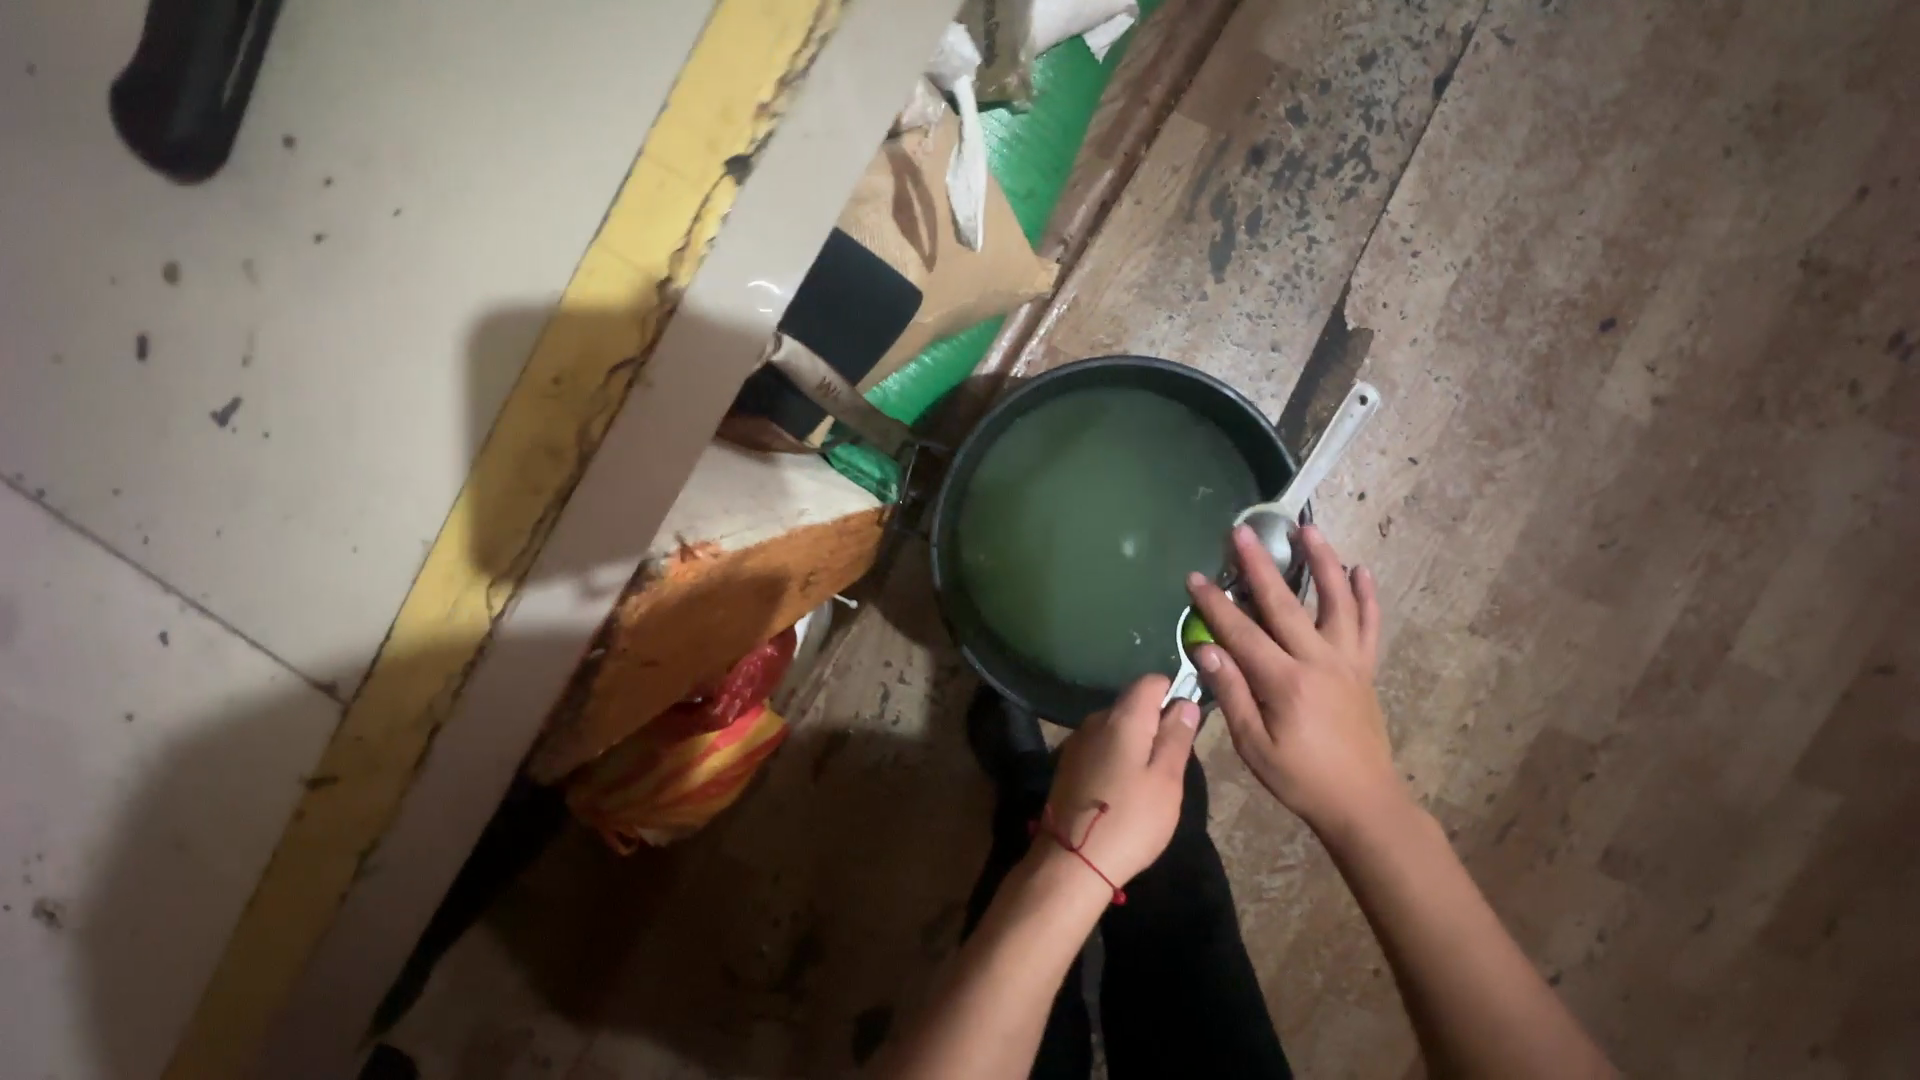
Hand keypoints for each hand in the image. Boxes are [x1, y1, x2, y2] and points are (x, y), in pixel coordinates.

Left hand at [1042, 675, 1199, 887]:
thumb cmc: (1130, 819)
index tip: (1187, 722)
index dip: (1173, 692)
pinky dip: (1118, 757)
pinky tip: (1124, 789)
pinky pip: (1101, 747)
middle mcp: (1095, 720)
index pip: (1150, 682)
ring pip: (1116, 727)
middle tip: (1173, 762)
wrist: (1072, 860)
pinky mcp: (1068, 764)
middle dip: (1156, 722)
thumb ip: (1176, 737)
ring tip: (1151, 781)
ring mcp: (1077, 742)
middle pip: (1132, 704)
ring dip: (1137, 743)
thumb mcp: (1166, 780)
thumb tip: (1185, 702)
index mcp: (1122, 718)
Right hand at [1185, 524, 1406, 839]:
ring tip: (1310, 529)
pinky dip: (1366, 596)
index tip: (1194, 577)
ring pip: (1336, 601)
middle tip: (1242, 531)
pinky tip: (1360, 570)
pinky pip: (1369, 625)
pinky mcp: (1364, 669)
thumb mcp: (1253, 746)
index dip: (1214, 604)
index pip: (1241, 633)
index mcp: (1285, 682)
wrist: (1364, 803)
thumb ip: (1232, 694)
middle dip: (1260, 565)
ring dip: (1323, 562)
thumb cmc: (1300, 779)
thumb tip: (1206, 650)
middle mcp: (1319, 661)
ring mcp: (1347, 662)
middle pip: (1285, 604)